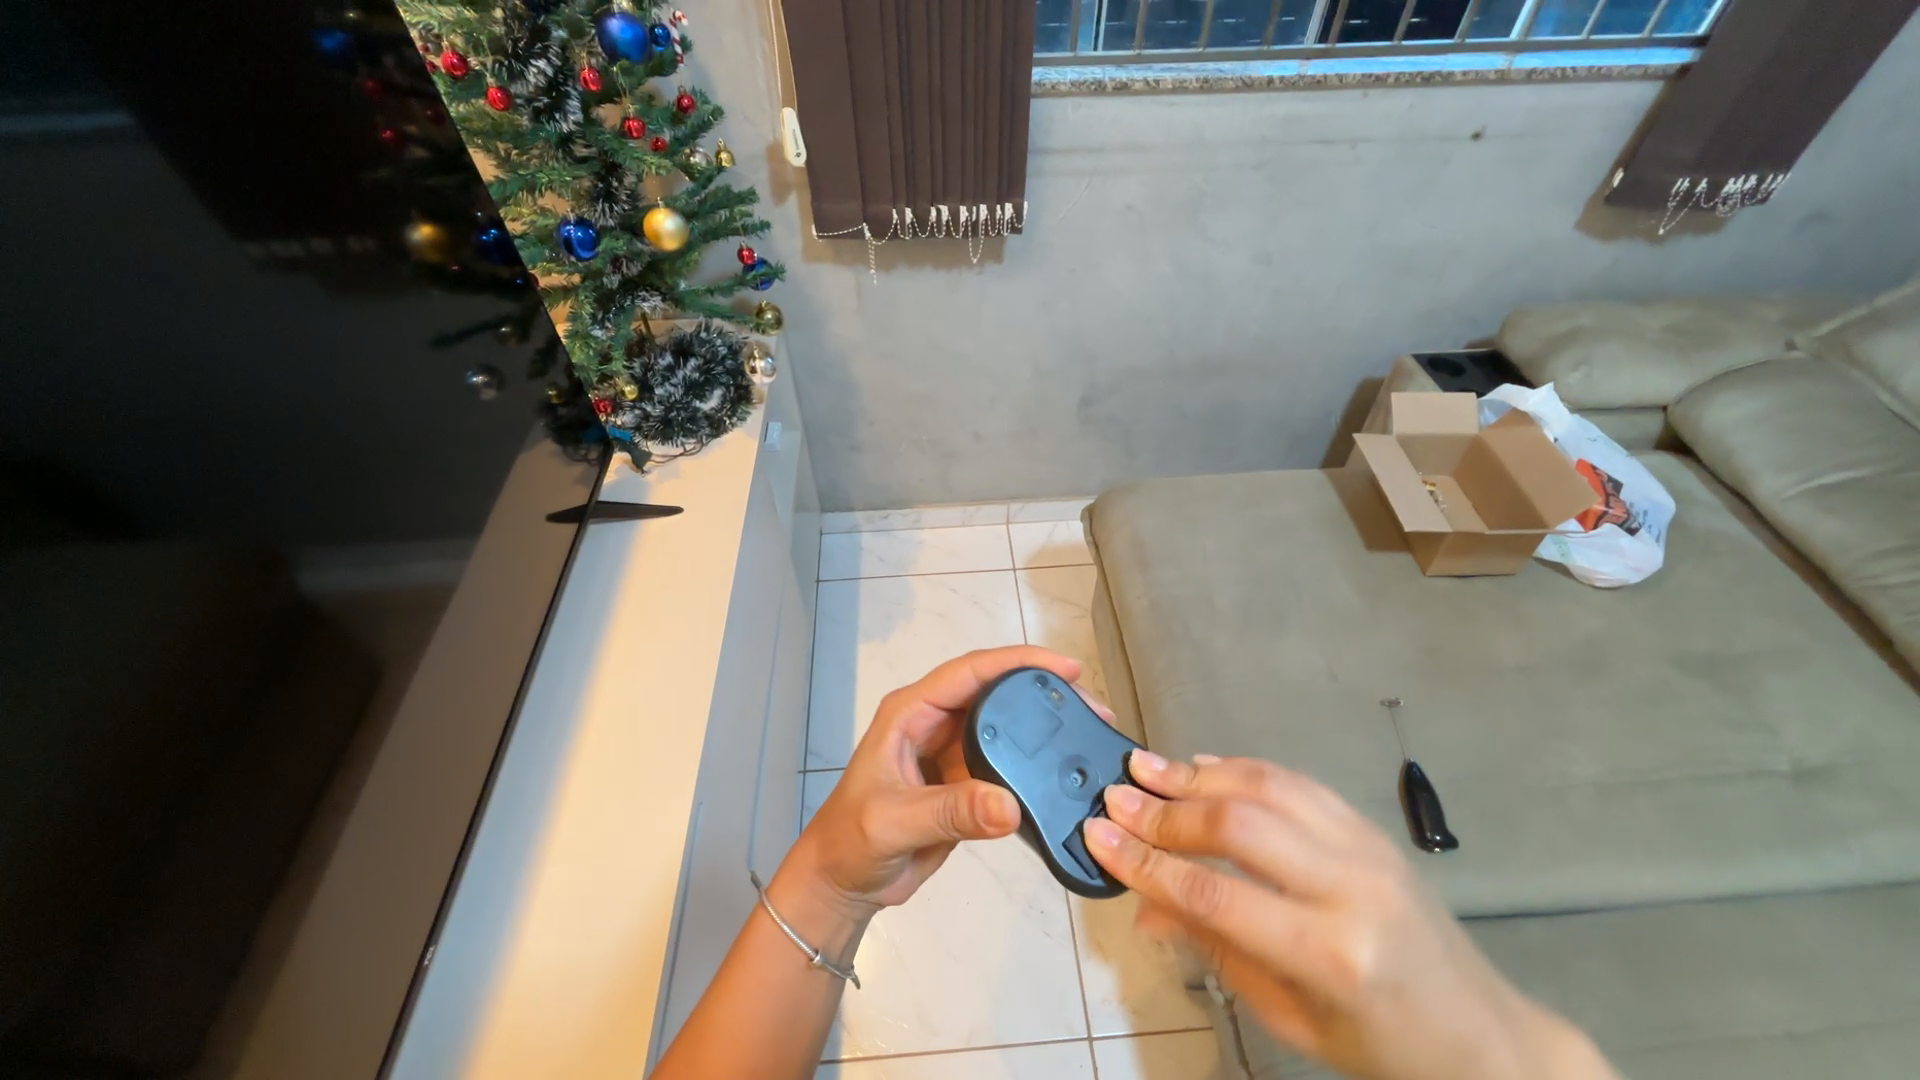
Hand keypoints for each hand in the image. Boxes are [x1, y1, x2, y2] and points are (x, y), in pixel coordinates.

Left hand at [777, 646, 1103, 928]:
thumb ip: (950, 811)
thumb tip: (1011, 806)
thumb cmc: (852, 841)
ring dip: (1044, 731)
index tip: (1067, 669)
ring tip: (1090, 735)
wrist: (842, 883)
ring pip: (1006, 730)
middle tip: (1093, 707)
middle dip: (1042, 693)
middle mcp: (935, 723)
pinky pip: (1006, 767)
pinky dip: (1035, 768)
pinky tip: (1064, 774)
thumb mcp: (894, 821)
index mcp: (912, 712)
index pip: (970, 673)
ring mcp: (952, 754)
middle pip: (996, 694)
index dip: (1018, 663)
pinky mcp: (965, 784)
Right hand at [1085, 754, 1618, 1079]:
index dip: (1146, 865)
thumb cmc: (1378, 1045)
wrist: (1480, 1033)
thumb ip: (1215, 950)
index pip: (1213, 896)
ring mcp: (1365, 849)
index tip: (1098, 835)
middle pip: (1237, 826)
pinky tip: (1203, 766)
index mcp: (1328, 955)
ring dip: (1197, 776)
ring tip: (1146, 767)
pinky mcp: (1370, 828)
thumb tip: (1145, 908)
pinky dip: (1241, 768)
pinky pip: (1296, 783)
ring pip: (1266, 788)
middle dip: (1166, 812)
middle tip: (1115, 798)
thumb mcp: (1288, 1017)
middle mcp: (1348, 888)